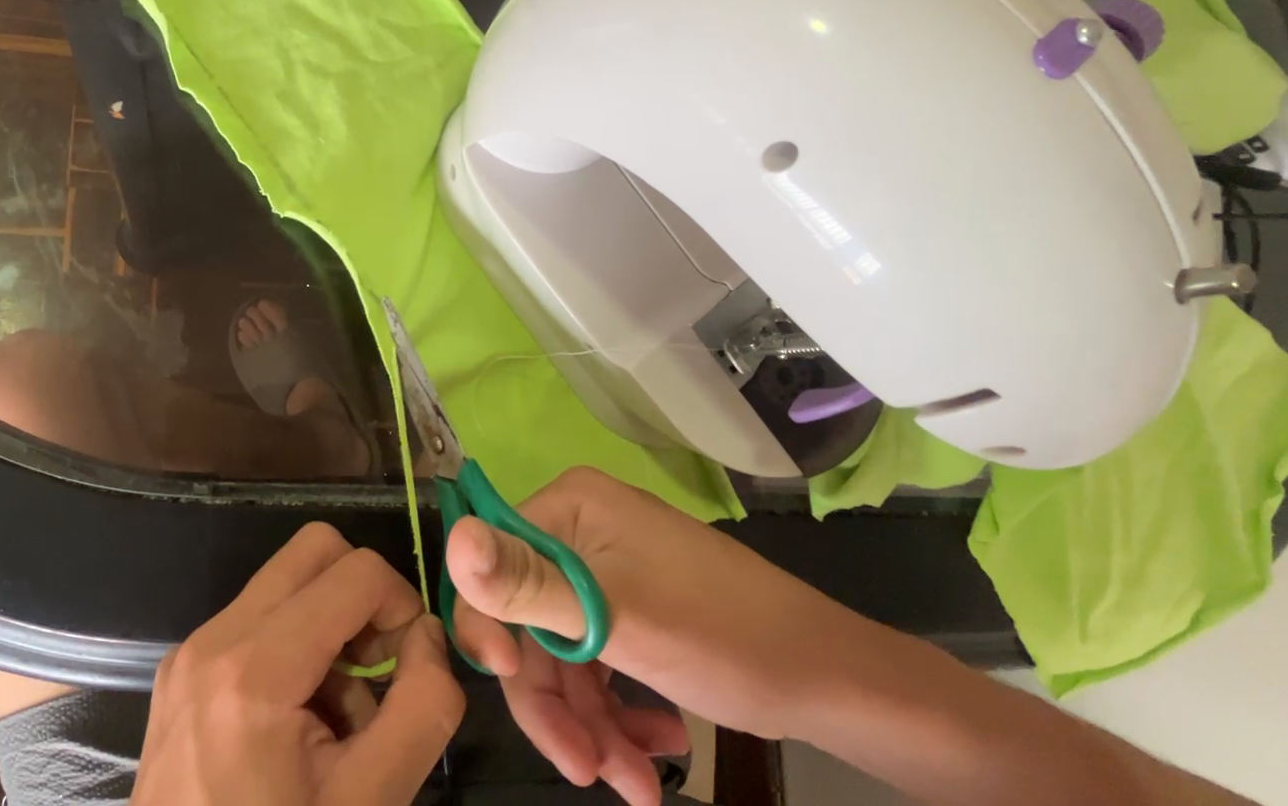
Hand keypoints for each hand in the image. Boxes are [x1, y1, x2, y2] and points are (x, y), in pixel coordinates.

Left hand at [132, 523, 465, 804]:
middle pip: (313, 550)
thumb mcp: (371, 798)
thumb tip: (429, 635)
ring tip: (337, 720)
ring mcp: (189, 651)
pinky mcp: (181, 669)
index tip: (410, 667)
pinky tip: (299, 725)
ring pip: (286, 584)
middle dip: (364, 596)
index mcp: (254, 669)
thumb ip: (423, 707)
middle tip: (379, 669)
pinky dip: (295, 648)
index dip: (402, 605)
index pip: (355, 572)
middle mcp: (213, 639)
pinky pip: (255, 620)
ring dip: (331, 628)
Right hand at [446, 468, 877, 798]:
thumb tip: (451, 539)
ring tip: (637, 784)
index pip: (494, 565)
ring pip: (563, 656)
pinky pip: (598, 662)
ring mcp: (610, 571)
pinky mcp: (633, 609)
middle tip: (587, 772)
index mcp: (572, 508)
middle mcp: (583, 529)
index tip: (510, 689)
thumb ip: (527, 585)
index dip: (490, 631)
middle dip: (557, 705)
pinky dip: (617, 715)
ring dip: (592, 725)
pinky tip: (654, 754)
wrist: (836, 682)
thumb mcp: (615, 618)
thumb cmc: (725, 638)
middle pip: (529, 622)